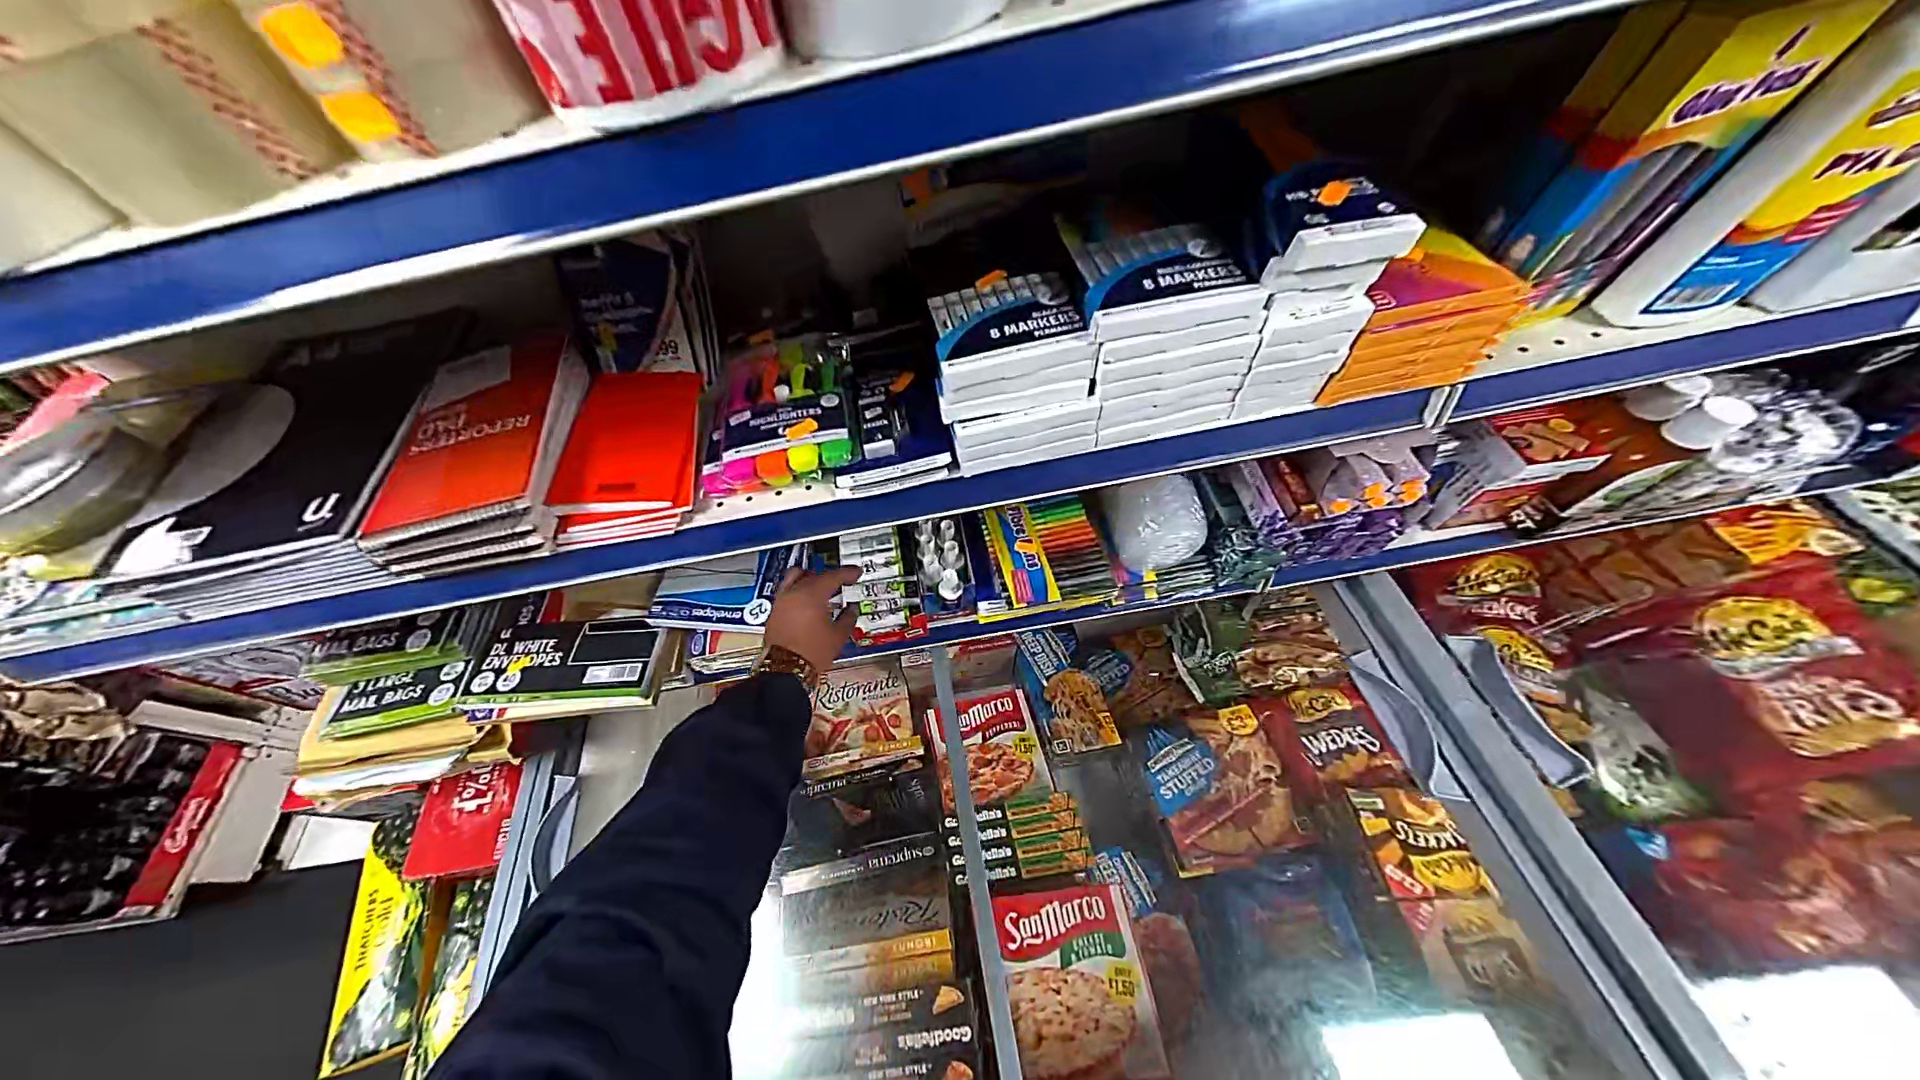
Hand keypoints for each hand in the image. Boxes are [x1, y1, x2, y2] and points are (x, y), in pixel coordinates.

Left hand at [764, 566, 860, 672]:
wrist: (785, 671)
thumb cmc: (811, 653)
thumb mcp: (838, 636)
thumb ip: (848, 618)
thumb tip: (852, 610)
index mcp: (812, 594)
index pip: (833, 576)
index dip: (848, 573)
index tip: (856, 572)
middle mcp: (793, 593)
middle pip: (814, 574)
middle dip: (829, 576)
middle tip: (842, 581)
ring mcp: (781, 601)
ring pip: (796, 578)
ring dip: (811, 580)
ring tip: (822, 590)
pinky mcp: (774, 612)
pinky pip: (788, 592)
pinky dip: (800, 591)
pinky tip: (809, 603)